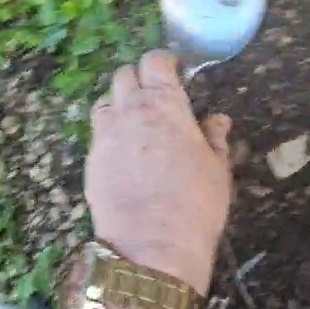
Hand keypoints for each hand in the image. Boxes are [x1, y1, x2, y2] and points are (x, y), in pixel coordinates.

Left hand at [85, 50, 231, 294]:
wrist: (152, 248)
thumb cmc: (195, 203)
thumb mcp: (217, 167)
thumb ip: (214, 137)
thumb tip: (218, 119)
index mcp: (164, 103)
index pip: (155, 60)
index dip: (163, 61)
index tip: (174, 71)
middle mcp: (131, 109)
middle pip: (125, 74)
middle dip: (138, 79)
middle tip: (153, 98)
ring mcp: (106, 133)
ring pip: (105, 100)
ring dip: (118, 104)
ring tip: (133, 123)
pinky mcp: (91, 159)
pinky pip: (97, 133)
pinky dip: (108, 134)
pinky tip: (122, 154)